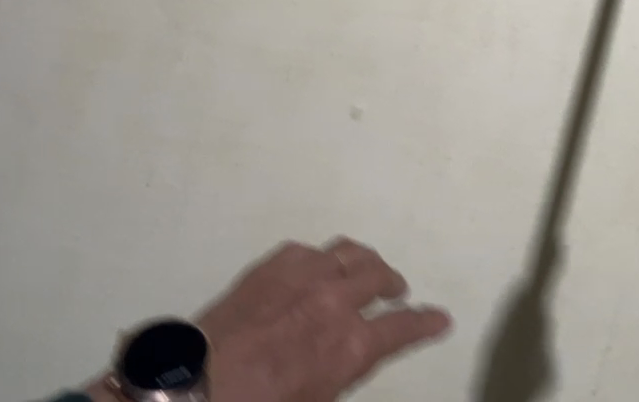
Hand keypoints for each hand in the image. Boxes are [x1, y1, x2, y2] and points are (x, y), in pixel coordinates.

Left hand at [191, 238, 451, 401]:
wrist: (198, 385)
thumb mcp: (319, 396)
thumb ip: (345, 366)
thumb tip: (355, 350)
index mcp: (350, 344)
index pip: (403, 327)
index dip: (426, 322)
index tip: (440, 318)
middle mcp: (336, 300)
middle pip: (381, 276)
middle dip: (394, 284)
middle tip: (396, 292)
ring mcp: (306, 273)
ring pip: (351, 252)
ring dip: (364, 263)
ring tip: (365, 271)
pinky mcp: (278, 260)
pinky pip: (311, 250)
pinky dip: (321, 261)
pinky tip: (315, 270)